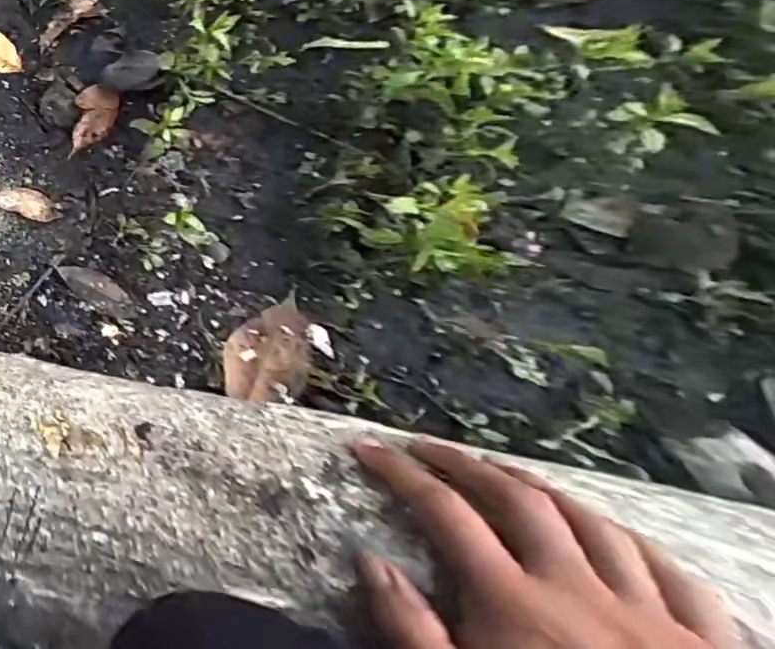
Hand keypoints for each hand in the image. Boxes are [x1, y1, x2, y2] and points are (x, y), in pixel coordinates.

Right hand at [353, 439, 738, 648]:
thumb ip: (411, 628)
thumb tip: (369, 559)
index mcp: (515, 602)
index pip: (443, 510)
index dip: (398, 471)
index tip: (366, 449)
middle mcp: (579, 592)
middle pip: (518, 499)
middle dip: (464, 463)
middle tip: (427, 450)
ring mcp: (654, 617)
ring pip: (593, 524)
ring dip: (539, 489)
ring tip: (505, 475)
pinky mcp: (712, 646)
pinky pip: (673, 574)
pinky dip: (629, 539)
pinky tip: (604, 530)